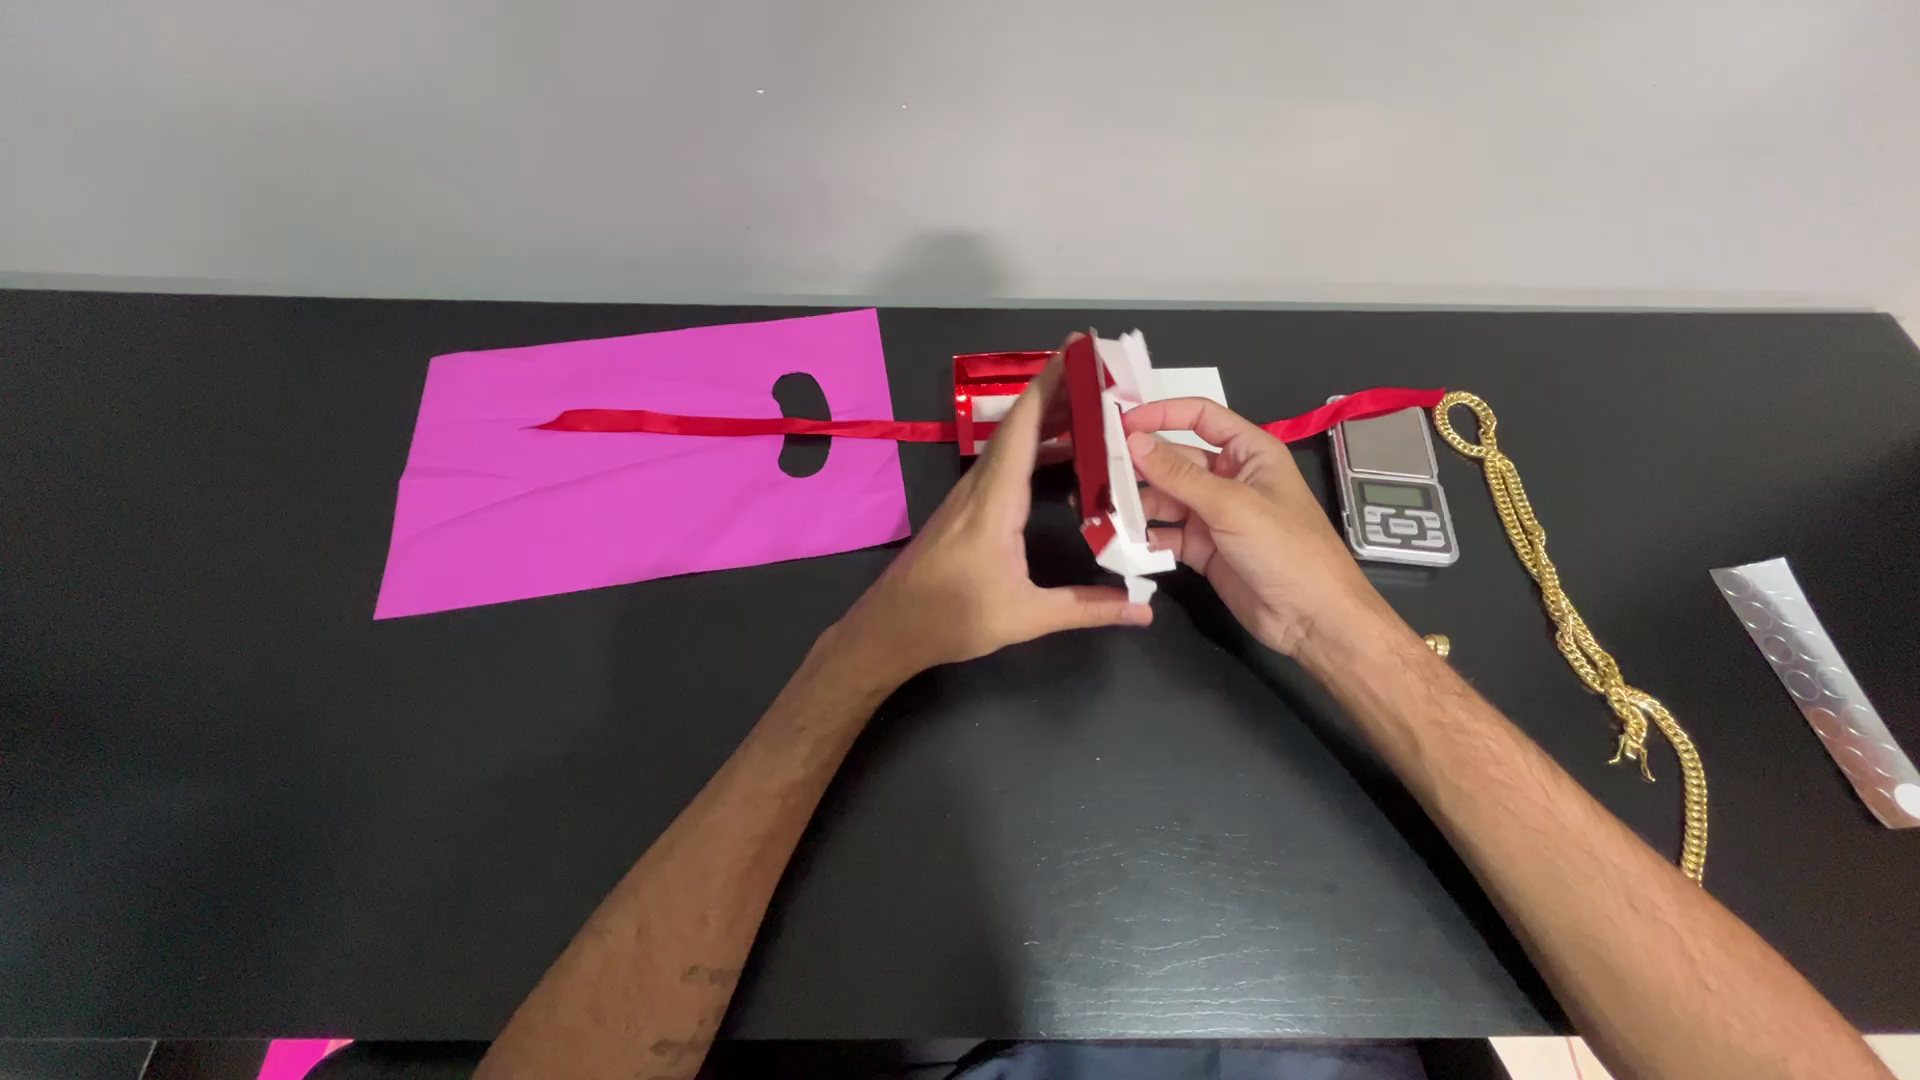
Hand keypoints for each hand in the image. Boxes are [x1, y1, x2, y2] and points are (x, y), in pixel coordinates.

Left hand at [829, 339, 1152, 683]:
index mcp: (995, 499)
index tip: (1079, 347)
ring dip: (1048, 420)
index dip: (1052, 381)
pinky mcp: (964, 510)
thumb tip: (1142, 609)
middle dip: (1060, 391)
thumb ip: (1085, 609)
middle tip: (1104, 372)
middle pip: (1020, 424)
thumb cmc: (952, 617)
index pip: (1025, 424)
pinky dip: (1033, 448)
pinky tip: (1059, 455)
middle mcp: (980, 486)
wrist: (890, 629)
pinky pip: (1003, 464)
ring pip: (1010, 444)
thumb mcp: (1025, 616)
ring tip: (1092, 406)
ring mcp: (968, 496)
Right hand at [1121, 398, 1394, 657]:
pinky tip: (1123, 540)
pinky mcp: (1203, 549)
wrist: (1312, 617)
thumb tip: (1133, 440)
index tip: (1122, 424)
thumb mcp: (1230, 505)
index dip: (1162, 414)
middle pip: (1175, 460)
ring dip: (1137, 503)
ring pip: (1166, 498)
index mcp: (1249, 452)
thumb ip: (1178, 474)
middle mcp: (1229, 478)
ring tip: (1104, 510)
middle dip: (1140, 465)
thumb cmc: (1285, 548)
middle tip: (1099, 472)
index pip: (1200, 417)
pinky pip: (1166, 534)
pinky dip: (1146, 537)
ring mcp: (1215, 515)